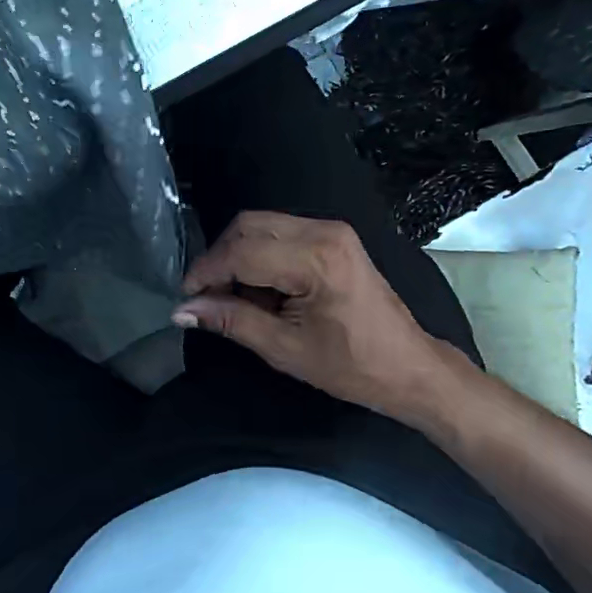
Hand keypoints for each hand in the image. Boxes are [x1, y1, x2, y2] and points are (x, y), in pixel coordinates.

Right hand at [172, 211, 469, 424]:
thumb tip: (182, 310)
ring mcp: (334, 230)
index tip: (185, 298)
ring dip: (239, 255)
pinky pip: (283, 233)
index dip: (206, 272)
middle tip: (207, 298)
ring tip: (233, 297)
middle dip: (220, 258)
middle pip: (249, 226)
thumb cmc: (352, 366)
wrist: (408, 366)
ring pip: (264, 226)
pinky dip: (262, 255)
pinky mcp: (336, 238)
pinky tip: (260, 289)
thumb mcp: (285, 349)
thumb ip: (232, 321)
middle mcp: (325, 231)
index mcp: (317, 258)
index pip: (242, 251)